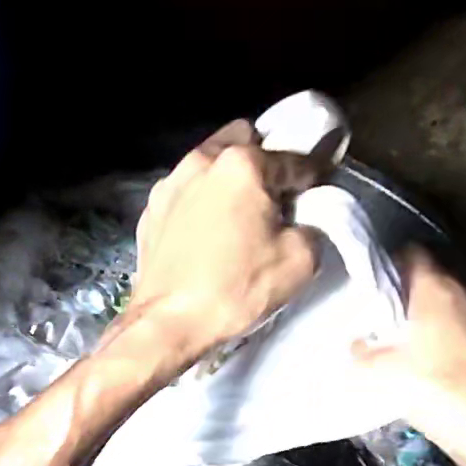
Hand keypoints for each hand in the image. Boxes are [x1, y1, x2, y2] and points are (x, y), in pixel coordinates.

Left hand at [122, 120, 320, 363]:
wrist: (167, 323)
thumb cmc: (235, 288)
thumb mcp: (301, 259)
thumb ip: (313, 224)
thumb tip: (300, 218)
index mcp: (240, 164)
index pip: (292, 158)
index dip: (311, 176)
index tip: (316, 192)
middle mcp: (199, 163)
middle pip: (241, 142)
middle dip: (262, 162)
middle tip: (271, 197)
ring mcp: (167, 186)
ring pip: (207, 166)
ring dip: (226, 181)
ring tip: (236, 217)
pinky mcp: (149, 213)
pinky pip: (184, 195)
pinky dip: (199, 204)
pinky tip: (205, 234)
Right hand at [351, 247, 465, 465]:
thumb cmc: (430, 387)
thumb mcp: (375, 371)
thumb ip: (359, 351)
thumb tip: (355, 343)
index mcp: (437, 288)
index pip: (412, 254)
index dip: (387, 261)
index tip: (366, 275)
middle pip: (431, 278)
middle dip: (405, 289)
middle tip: (376, 305)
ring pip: (449, 303)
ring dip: (427, 313)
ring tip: (399, 331)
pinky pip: (462, 326)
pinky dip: (443, 333)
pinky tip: (425, 355)